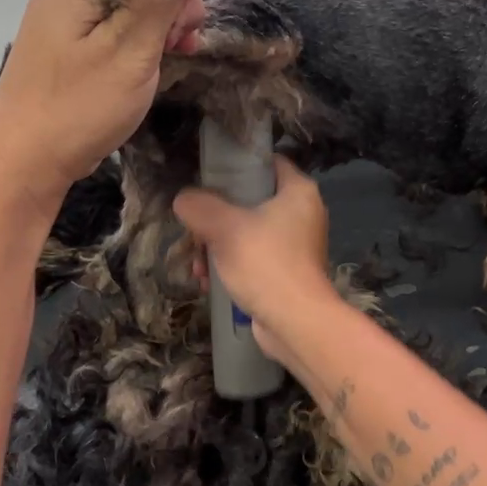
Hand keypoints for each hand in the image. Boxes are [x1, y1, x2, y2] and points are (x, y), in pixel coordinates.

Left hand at [0, 0, 210, 185]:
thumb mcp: (133, 42)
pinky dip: (148, 38)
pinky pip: (129, 18)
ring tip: (160, 60)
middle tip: (168, 45)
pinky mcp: (81, 31)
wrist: (26, 162)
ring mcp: (76, 5)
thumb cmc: (79, 104)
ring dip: (165, 25)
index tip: (177, 17)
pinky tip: (155, 62)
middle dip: (174, 3)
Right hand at [174, 158, 337, 361]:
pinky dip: (231, 265)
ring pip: (247, 231)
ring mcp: (296, 243)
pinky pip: (254, 257)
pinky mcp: (288, 271)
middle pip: (249, 201)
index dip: (236, 166)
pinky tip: (209, 283)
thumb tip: (184, 200)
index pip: (267, 162)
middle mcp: (302, 212)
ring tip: (198, 268)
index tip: (207, 178)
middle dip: (215, 219)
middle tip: (194, 235)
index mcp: (298, 190)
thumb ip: (199, 206)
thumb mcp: (225, 228)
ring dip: (217, 247)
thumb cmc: (265, 263)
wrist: (296, 323)